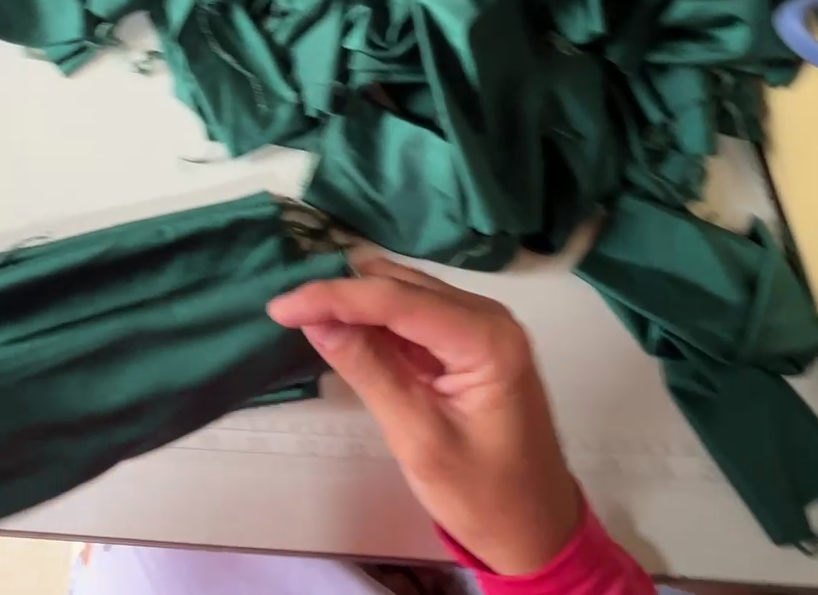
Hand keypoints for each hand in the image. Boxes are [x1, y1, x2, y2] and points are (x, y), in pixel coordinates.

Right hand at [268, 257, 578, 574]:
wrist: (537, 532)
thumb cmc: (483, 496)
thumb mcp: (418, 438)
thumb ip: (367, 370)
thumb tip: (315, 321)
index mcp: (487, 339)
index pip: (397, 300)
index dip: (333, 297)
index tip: (280, 307)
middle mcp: (486, 315)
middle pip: (397, 286)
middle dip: (340, 294)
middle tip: (286, 312)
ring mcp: (477, 323)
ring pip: (400, 291)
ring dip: (352, 301)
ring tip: (303, 315)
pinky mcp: (464, 337)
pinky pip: (409, 311)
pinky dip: (371, 317)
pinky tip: (340, 326)